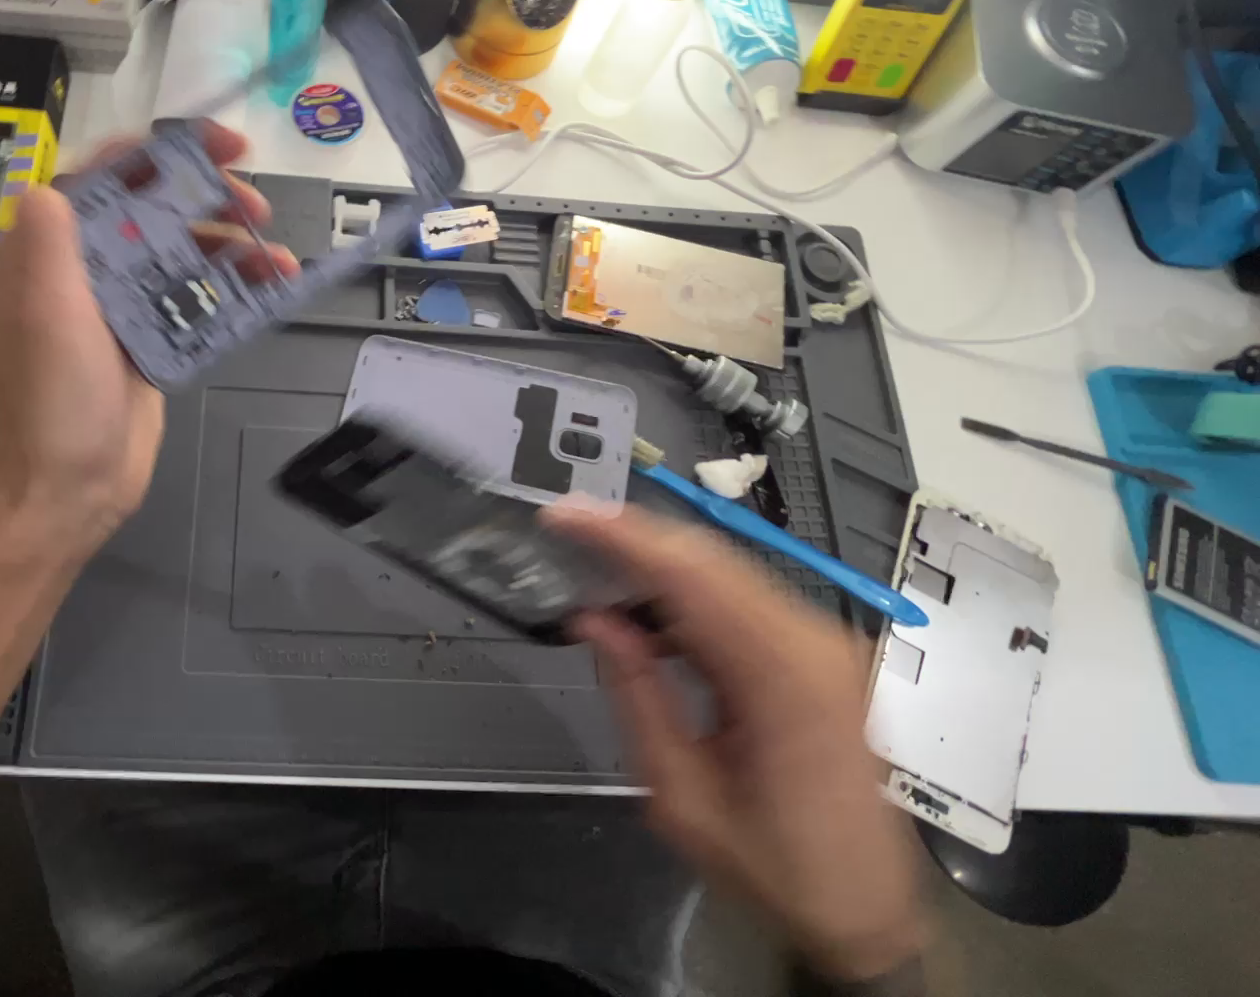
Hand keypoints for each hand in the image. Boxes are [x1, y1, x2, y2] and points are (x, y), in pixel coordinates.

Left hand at [0, 123, 295, 555]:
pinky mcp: (151, 343)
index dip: (154, 152)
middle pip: (150, 212)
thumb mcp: (46, 312)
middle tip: (256, 199)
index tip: (210, 146)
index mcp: (50, 256)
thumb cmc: (55, 401)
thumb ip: (50, 242)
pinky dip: (232, 290)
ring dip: (230, 245)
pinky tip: (270, 287)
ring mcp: (121, 310)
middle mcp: (84, 274)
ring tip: (278, 252)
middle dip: (206, 198)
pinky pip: (195, 302)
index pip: (101, 180)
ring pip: (180, 256)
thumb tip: (52, 183)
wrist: (73, 486)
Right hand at [544, 504, 924, 981]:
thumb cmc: (773, 868)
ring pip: (727, 571)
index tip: (565, 515)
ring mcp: (827, 647)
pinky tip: (645, 603)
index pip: (692, 576)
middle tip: (568, 525)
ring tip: (593, 559)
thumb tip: (593, 619)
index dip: (621, 537)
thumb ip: (636, 693)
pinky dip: (687, 590)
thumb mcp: (680, 792)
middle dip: (633, 535)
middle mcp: (817, 646)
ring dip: (657, 560)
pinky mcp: (821, 656)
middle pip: (712, 559)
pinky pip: (743, 599)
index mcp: (785, 679)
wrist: (865, 914)